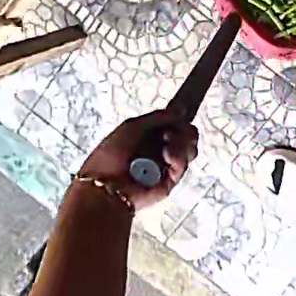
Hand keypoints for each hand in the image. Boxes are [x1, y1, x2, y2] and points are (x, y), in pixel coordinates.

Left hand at [77, 109, 198, 210]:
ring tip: (168, 143)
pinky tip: (167, 155)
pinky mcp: (171, 180)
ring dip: (181, 142)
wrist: (106, 186)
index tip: (180, 114)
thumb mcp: (132, 127)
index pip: (174, 122)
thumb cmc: (111, 155)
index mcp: (149, 135)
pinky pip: (183, 163)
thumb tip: (181, 110)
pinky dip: (178, 155)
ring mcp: (166, 164)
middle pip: (187, 135)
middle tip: (173, 132)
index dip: (179, 118)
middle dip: (185, 130)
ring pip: (190, 149)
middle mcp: (160, 149)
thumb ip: (158, 117)